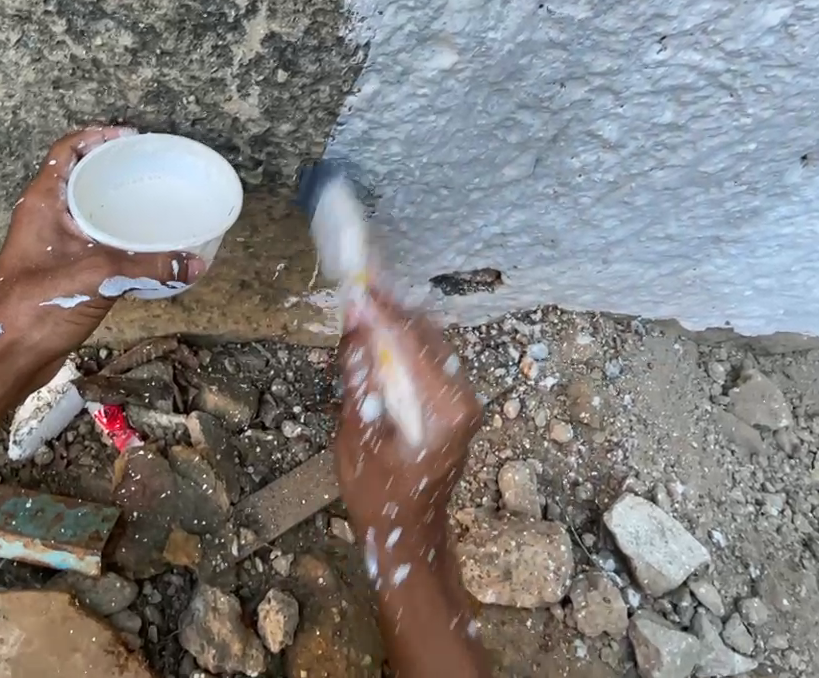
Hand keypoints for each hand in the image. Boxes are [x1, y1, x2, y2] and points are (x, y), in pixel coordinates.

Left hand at [0, 126, 207, 374]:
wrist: (6, 358)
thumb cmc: (36, 308)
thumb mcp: (97, 277)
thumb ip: (148, 268)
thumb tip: (195, 263)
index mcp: (43, 203)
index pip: (66, 150)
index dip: (96, 135)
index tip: (130, 137)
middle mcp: (46, 217)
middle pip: (80, 175)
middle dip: (112, 166)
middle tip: (149, 167)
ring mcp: (52, 244)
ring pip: (88, 209)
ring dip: (116, 202)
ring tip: (153, 200)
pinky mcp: (63, 270)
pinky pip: (94, 239)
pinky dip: (117, 235)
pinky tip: (145, 244)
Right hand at [334, 288, 481, 557]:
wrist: (408, 534)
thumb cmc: (378, 493)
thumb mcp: (356, 433)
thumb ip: (358, 374)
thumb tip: (354, 318)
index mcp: (445, 407)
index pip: (410, 341)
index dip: (380, 311)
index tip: (355, 284)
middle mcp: (464, 396)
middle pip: (424, 333)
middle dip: (389, 308)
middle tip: (356, 284)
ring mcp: (464, 398)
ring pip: (428, 340)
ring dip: (395, 320)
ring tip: (363, 302)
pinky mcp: (455, 400)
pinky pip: (428, 355)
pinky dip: (402, 339)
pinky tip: (378, 332)